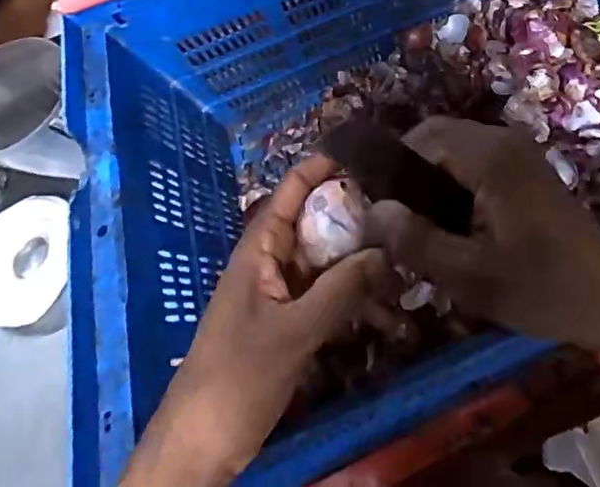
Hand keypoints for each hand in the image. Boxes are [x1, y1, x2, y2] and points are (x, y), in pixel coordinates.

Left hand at [121, 155, 389, 486]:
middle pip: (314, 221)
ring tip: (402, 248)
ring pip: (322, 259)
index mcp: (260, 248)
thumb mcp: (294, 332)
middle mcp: (270, 260)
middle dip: (352, 212)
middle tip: (401, 206)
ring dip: (356, 255)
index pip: (292, 189)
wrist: (197, 446)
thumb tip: (385, 250)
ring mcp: (278, 292)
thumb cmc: (238, 376)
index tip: (367, 154)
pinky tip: (383, 298)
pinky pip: (322, 292)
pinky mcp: (286, 322)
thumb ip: (340, 289)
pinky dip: (349, 290)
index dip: (324, 166)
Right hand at [362, 116, 599, 365]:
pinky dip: (452, 175)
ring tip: (420, 222)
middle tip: (396, 219)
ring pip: (454, 143)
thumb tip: (372, 211)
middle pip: (436, 135)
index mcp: (491, 157)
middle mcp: (504, 138)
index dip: (391, 168)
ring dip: (430, 173)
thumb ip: (417, 242)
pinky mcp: (525, 162)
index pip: (421, 139)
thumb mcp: (472, 277)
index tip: (377, 209)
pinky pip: (474, 154)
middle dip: (408, 170)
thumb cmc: (543, 287)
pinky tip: (451, 217)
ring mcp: (518, 147)